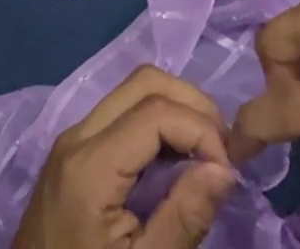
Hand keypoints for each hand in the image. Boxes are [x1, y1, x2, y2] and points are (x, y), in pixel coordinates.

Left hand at [13, 65, 238, 248]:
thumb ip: (184, 218)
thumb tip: (225, 169)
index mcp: (89, 166)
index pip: (156, 111)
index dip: (202, 130)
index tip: (227, 171)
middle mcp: (76, 136)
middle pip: (144, 82)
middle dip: (192, 105)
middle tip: (222, 151)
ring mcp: (72, 139)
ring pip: (132, 89)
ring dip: (176, 107)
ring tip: (206, 153)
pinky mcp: (74, 150)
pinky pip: (120, 111)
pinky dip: (157, 119)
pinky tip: (177, 156)